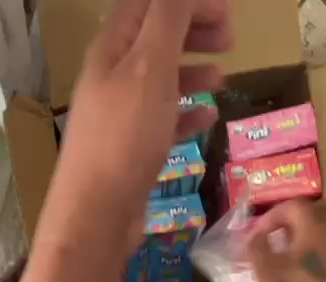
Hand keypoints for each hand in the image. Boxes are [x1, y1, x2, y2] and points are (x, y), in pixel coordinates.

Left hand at [37, 0, 229, 264]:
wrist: (96, 217)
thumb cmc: (124, 139)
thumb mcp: (150, 67)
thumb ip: (169, 18)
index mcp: (112, 48)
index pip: (148, 1)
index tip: (224, 9)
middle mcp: (111, 77)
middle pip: (155, 38)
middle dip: (192, 30)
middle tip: (229, 39)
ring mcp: (119, 117)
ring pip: (160, 81)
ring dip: (192, 73)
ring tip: (222, 80)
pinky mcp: (128, 152)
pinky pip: (160, 122)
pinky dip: (185, 115)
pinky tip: (206, 121)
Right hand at [249, 199, 325, 281]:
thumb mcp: (267, 277)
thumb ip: (258, 249)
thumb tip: (256, 237)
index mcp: (317, 230)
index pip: (294, 206)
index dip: (272, 217)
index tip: (258, 236)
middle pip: (324, 206)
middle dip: (299, 215)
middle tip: (282, 233)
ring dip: (312, 228)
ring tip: (291, 249)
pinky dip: (321, 243)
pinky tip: (304, 264)